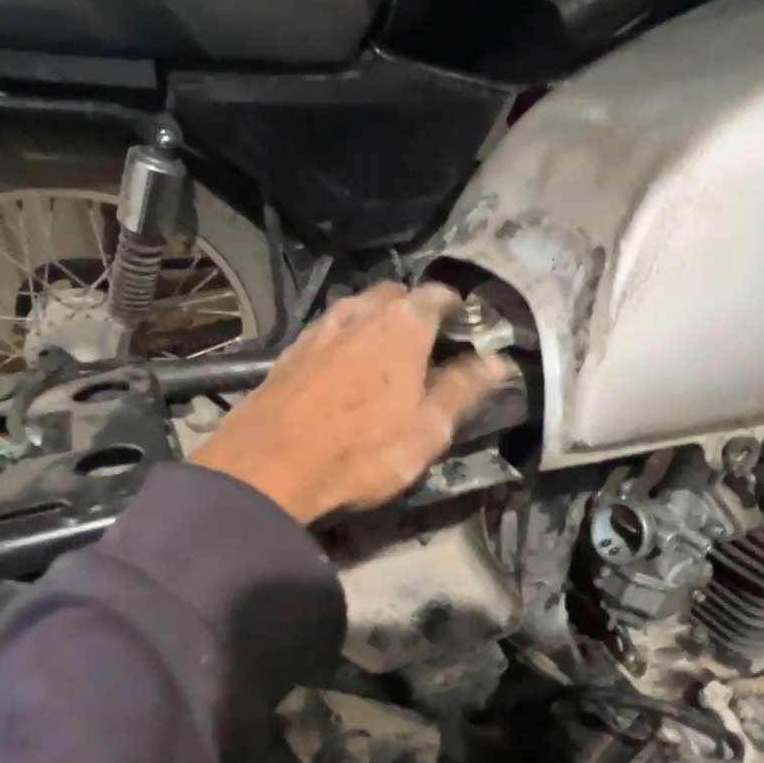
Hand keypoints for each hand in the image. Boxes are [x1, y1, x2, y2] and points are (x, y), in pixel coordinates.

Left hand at [190, 282, 508, 523]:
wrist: (268, 467)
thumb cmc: (360, 452)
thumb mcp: (426, 430)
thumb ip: (462, 390)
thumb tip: (496, 362)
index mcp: (404, 324)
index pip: (439, 295)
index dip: (456, 308)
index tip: (464, 328)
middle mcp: (361, 312)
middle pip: (396, 295)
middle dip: (414, 311)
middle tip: (427, 345)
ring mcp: (320, 328)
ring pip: (358, 309)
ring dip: (377, 322)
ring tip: (386, 356)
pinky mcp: (290, 349)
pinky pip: (329, 332)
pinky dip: (346, 340)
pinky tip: (345, 369)